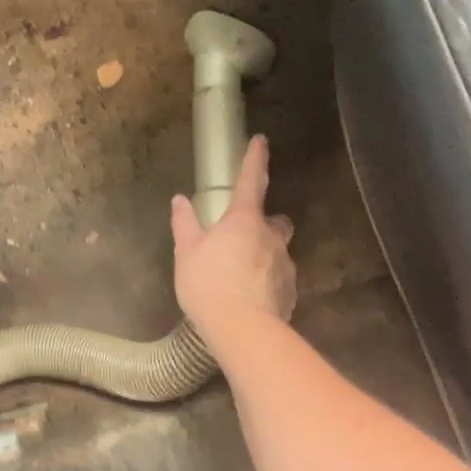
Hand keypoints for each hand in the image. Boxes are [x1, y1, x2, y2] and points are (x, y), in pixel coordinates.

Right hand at [170, 134, 296, 333]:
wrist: (243, 330)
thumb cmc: (209, 282)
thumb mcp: (187, 252)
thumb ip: (185, 223)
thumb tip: (179, 200)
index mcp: (244, 219)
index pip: (252, 180)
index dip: (255, 159)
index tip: (261, 140)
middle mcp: (271, 236)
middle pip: (276, 220)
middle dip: (266, 223)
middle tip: (244, 236)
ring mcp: (285, 265)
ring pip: (278, 251)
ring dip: (264, 256)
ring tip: (243, 275)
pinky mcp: (291, 293)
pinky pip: (279, 279)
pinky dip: (268, 282)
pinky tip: (252, 298)